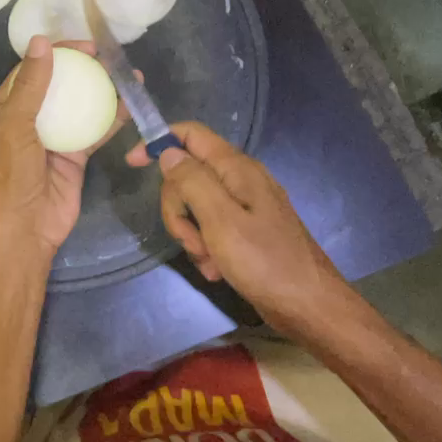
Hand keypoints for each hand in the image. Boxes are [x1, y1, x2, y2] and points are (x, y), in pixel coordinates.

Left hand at [0, 36, 126, 261]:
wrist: (24, 227)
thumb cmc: (10, 173)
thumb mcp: (15, 124)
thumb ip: (31, 84)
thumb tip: (40, 41)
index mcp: (5, 108)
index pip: (32, 70)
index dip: (57, 54)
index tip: (85, 46)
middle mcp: (29, 119)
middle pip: (59, 85)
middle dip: (84, 69)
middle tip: (110, 58)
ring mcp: (54, 138)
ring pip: (80, 106)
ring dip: (103, 91)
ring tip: (130, 76)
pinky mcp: (75, 156)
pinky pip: (95, 131)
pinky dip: (112, 118)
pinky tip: (131, 105)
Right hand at [127, 122, 357, 334]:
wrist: (309, 306)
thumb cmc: (265, 262)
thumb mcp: (220, 220)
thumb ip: (192, 181)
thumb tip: (168, 153)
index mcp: (236, 169)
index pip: (191, 134)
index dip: (159, 142)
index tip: (133, 165)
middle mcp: (240, 180)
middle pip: (186, 175)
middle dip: (177, 207)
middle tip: (189, 238)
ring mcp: (244, 206)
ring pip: (194, 205)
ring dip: (191, 233)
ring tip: (207, 259)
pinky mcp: (246, 230)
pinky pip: (210, 227)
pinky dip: (205, 247)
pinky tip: (215, 268)